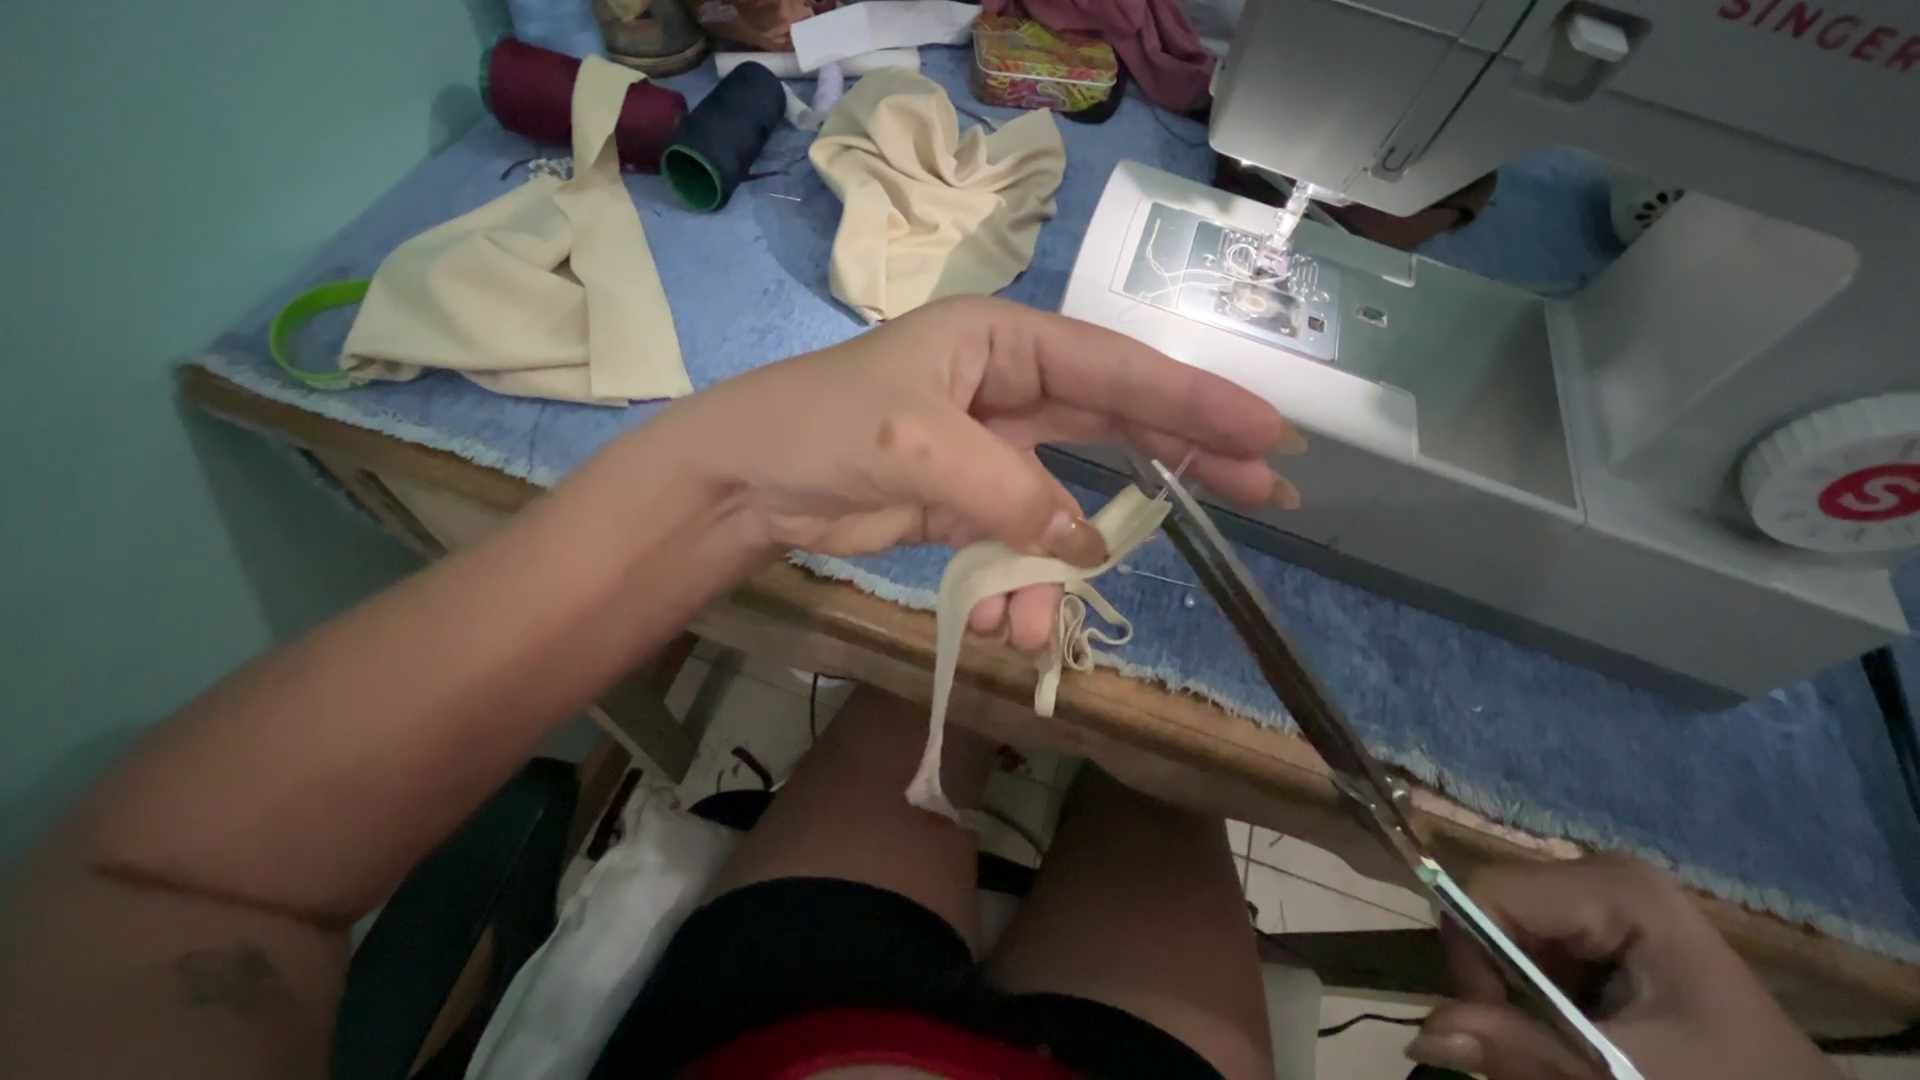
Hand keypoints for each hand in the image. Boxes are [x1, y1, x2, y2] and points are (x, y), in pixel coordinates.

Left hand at [653, 296, 1305, 647]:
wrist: (746, 479)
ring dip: (1066, 570)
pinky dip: (1020, 585)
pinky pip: (1021, 544)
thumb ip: (1012, 492)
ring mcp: (992, 450)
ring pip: (1068, 503)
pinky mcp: (969, 503)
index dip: (1194, 402)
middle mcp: (1008, 388)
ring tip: (1044, 629)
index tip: (1266, 432)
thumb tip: (1086, 547)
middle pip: (1117, 423)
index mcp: (1004, 343)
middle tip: (1267, 488)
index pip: (1116, 368)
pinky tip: (1003, 624)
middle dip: (1185, 462)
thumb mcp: (918, 445)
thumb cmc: (821, 428)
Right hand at [1410, 855, 1839, 1079]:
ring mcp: (1605, 898)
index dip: (1473, 961)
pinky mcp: (1605, 925)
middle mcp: (1603, 874)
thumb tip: (1420, 1034)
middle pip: (1492, 909)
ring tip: (1565, 1047)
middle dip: (1495, 983)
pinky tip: (1578, 1032)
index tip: (1500, 1030)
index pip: (1486, 894)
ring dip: (1512, 994)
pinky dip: (1534, 995)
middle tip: (1535, 1048)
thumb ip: (1526, 1054)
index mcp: (1616, 888)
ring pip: (1503, 931)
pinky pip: (1531, 945)